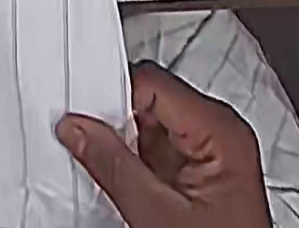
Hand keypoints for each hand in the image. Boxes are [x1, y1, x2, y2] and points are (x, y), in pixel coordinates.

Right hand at [57, 62, 268, 227]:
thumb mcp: (157, 217)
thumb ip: (114, 166)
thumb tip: (78, 128)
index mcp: (219, 128)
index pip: (154, 83)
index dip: (114, 96)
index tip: (85, 118)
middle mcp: (220, 130)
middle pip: (152, 97)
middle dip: (118, 120)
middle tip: (89, 142)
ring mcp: (211, 149)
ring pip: (152, 121)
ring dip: (124, 141)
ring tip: (109, 169)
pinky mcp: (200, 169)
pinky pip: (158, 145)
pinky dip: (135, 159)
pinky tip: (125, 180)